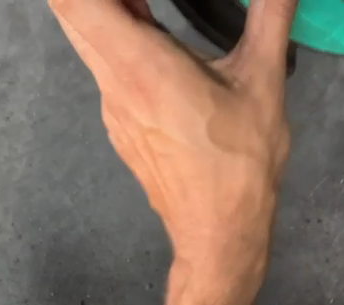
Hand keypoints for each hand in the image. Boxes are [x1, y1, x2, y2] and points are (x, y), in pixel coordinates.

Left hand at [50, 0, 295, 304]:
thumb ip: (269, 13)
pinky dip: (121, 37)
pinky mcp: (125, 128)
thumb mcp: (263, 83)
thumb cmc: (239, 171)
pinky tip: (158, 32)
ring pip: (90, 39)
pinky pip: (108, 67)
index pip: (76, 1)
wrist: (219, 241)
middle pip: (73, 12)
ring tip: (151, 0)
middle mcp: (113, 86)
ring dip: (111, 6)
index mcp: (138, 67)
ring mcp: (114, 111)